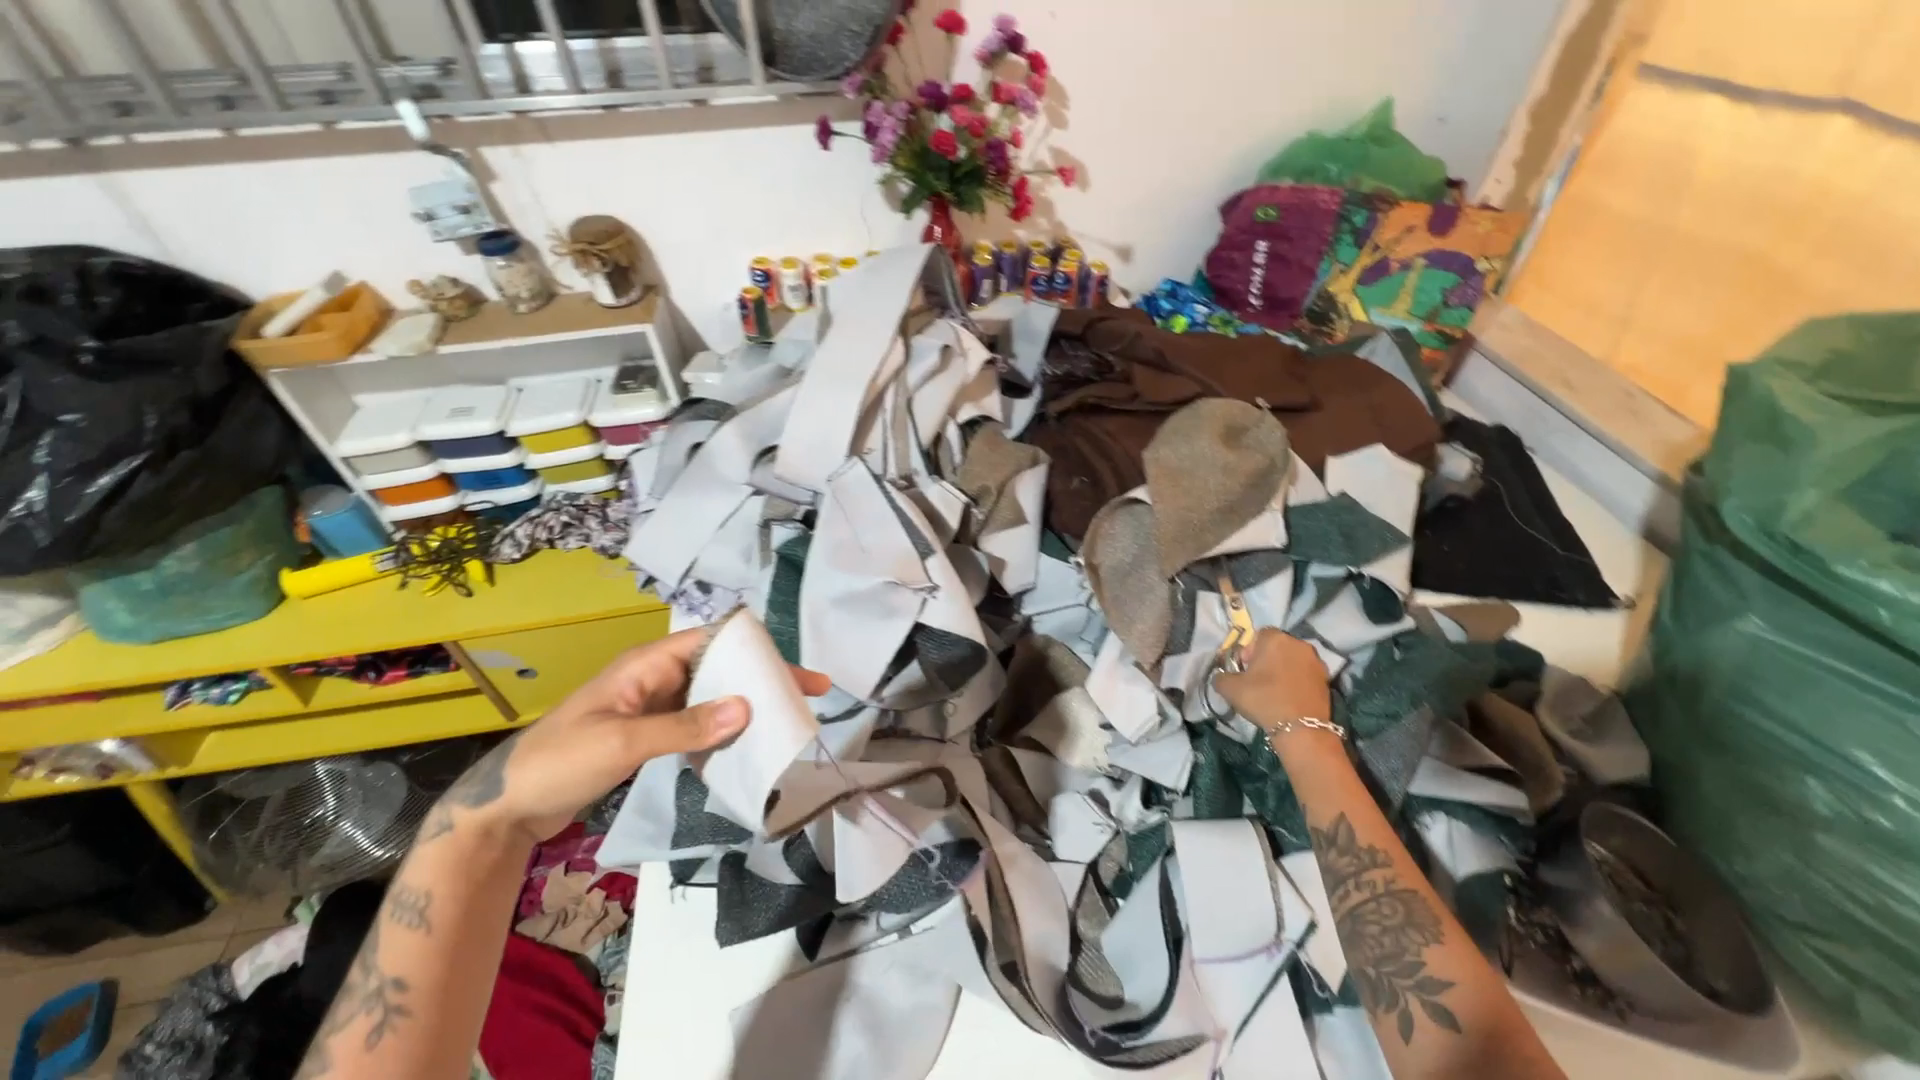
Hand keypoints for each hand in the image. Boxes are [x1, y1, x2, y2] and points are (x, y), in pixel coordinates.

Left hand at [426, 627, 830, 847]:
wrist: (508, 804)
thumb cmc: (560, 761)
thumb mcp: (623, 743)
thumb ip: (685, 727)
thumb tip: (747, 708)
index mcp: (646, 664)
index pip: (713, 642)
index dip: (758, 654)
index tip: (798, 675)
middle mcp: (654, 677)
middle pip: (718, 668)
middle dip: (761, 680)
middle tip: (806, 699)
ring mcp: (651, 706)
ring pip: (710, 697)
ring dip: (745, 707)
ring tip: (786, 723)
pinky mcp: (648, 733)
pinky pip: (696, 724)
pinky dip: (722, 732)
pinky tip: (745, 748)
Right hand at [1212, 629, 1332, 735]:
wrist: (1301, 728)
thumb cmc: (1263, 699)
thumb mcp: (1229, 689)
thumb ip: (1221, 676)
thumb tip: (1222, 676)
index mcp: (1275, 638)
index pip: (1259, 635)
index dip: (1249, 651)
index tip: (1244, 670)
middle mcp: (1299, 643)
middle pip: (1278, 646)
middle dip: (1267, 659)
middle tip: (1258, 680)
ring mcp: (1316, 661)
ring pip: (1294, 660)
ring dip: (1284, 670)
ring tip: (1276, 690)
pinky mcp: (1327, 679)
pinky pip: (1306, 674)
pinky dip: (1298, 681)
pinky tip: (1290, 698)